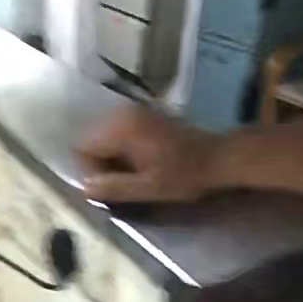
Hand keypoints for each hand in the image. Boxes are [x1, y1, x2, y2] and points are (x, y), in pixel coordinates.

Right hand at [75, 105, 223, 202]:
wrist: (219, 157)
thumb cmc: (185, 174)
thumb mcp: (149, 188)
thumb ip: (114, 187)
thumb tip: (84, 188)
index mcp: (122, 128)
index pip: (83, 148)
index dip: (90, 172)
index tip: (111, 188)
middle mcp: (122, 114)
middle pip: (90, 141)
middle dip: (99, 165)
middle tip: (121, 184)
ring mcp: (133, 113)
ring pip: (103, 139)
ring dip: (110, 160)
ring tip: (131, 176)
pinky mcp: (142, 117)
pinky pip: (117, 134)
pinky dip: (121, 151)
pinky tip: (138, 165)